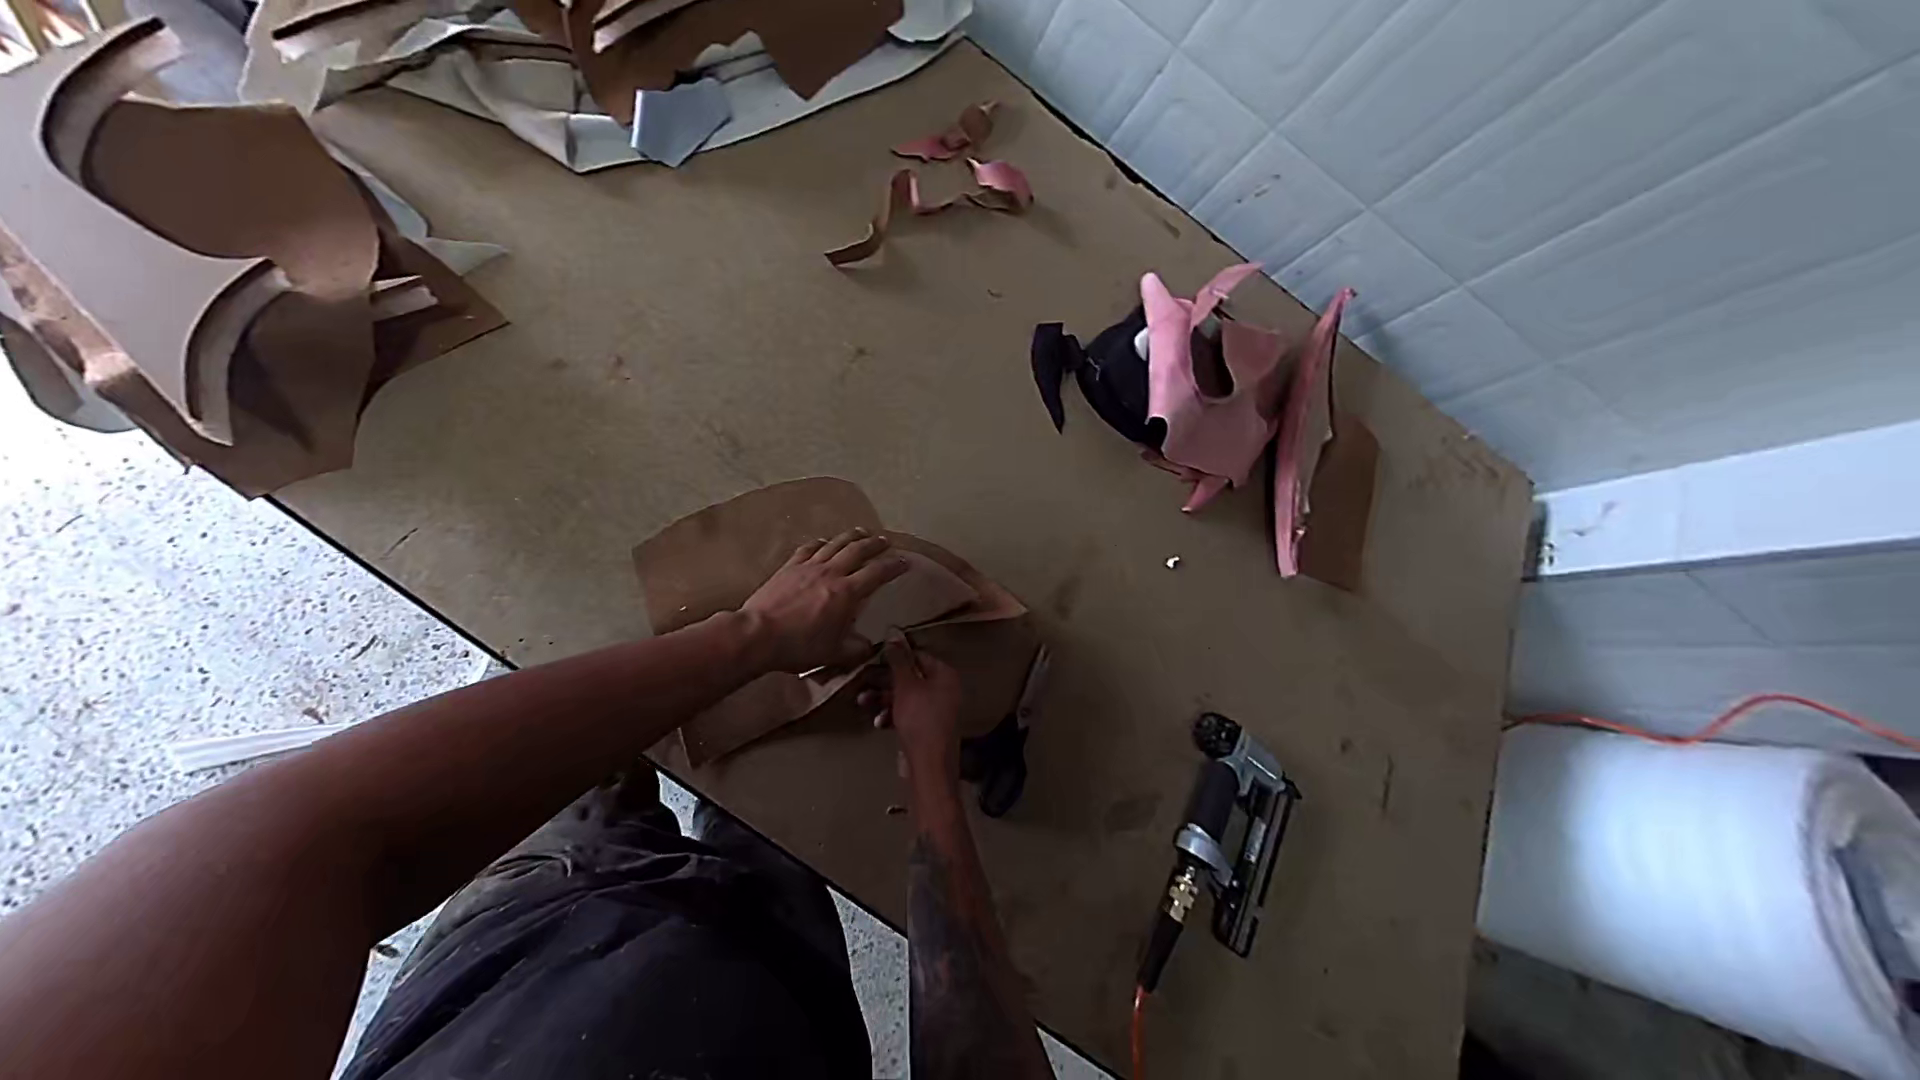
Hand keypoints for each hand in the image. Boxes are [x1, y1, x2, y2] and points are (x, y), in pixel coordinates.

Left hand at [741, 528, 908, 672]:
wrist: (758, 635)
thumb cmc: (798, 646)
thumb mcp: (834, 654)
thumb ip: (856, 649)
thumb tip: (870, 646)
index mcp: (847, 593)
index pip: (877, 573)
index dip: (893, 566)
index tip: (904, 562)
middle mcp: (831, 573)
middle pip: (857, 550)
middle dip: (874, 544)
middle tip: (884, 541)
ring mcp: (808, 567)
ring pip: (835, 544)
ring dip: (851, 537)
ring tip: (861, 532)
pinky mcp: (789, 567)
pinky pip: (808, 549)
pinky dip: (821, 543)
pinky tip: (824, 543)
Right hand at [867, 636, 963, 782]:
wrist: (929, 764)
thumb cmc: (920, 719)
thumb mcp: (906, 685)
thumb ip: (898, 660)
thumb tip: (893, 635)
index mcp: (945, 675)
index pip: (919, 656)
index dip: (897, 656)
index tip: (875, 659)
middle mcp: (945, 690)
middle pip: (911, 677)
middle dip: (885, 681)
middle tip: (864, 682)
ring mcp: (937, 710)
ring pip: (906, 697)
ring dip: (884, 699)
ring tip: (863, 702)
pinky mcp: (928, 728)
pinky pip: (908, 714)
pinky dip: (893, 715)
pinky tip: (879, 722)